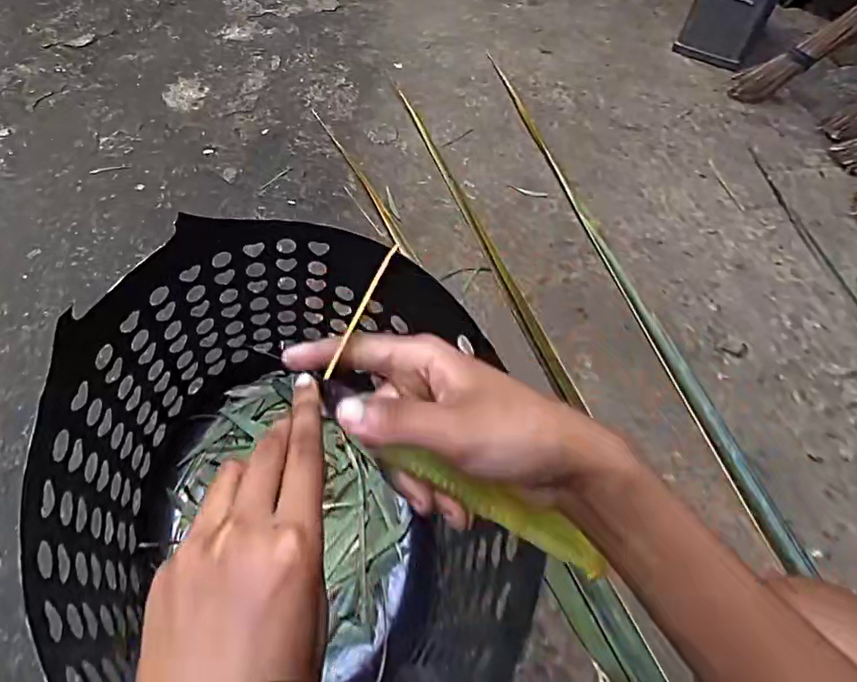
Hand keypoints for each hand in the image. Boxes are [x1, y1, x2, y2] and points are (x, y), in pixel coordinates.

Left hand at [137, 375, 325, 681]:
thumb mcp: (313, 623)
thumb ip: (303, 559)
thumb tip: (295, 523)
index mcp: (292, 547)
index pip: (305, 461)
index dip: (308, 418)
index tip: (308, 390)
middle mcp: (244, 531)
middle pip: (264, 455)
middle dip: (280, 434)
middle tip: (289, 428)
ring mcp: (199, 541)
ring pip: (228, 474)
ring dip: (248, 472)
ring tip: (258, 490)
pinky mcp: (168, 560)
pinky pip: (200, 517)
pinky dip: (218, 516)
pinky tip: (222, 549)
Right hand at [282, 333, 636, 522]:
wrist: (569, 469)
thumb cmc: (512, 433)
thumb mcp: (452, 431)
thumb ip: (394, 423)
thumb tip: (342, 411)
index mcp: (421, 359)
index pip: (360, 349)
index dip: (323, 353)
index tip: (286, 360)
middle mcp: (421, 381)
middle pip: (375, 412)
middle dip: (392, 456)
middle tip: (418, 486)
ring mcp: (433, 412)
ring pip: (394, 446)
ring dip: (415, 480)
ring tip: (447, 503)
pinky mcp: (445, 440)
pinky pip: (416, 462)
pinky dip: (430, 487)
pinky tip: (457, 506)